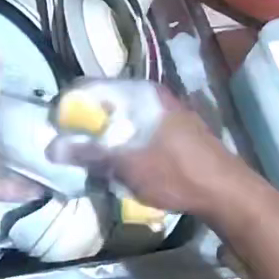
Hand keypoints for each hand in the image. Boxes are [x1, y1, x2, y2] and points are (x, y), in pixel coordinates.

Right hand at [47, 83, 256, 219]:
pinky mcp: (173, 130)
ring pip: (122, 117)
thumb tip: (51, 147)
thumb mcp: (126, 165)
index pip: (91, 86)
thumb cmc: (174, 172)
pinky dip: (122, 142)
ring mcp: (164, 111)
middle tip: (69, 147)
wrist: (227, 192)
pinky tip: (118, 163)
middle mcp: (152, 94)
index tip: (55, 128)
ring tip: (90, 158)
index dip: (69, 105)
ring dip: (104, 136)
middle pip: (106, 102)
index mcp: (139, 93)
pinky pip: (136, 128)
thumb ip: (88, 153)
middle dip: (85, 123)